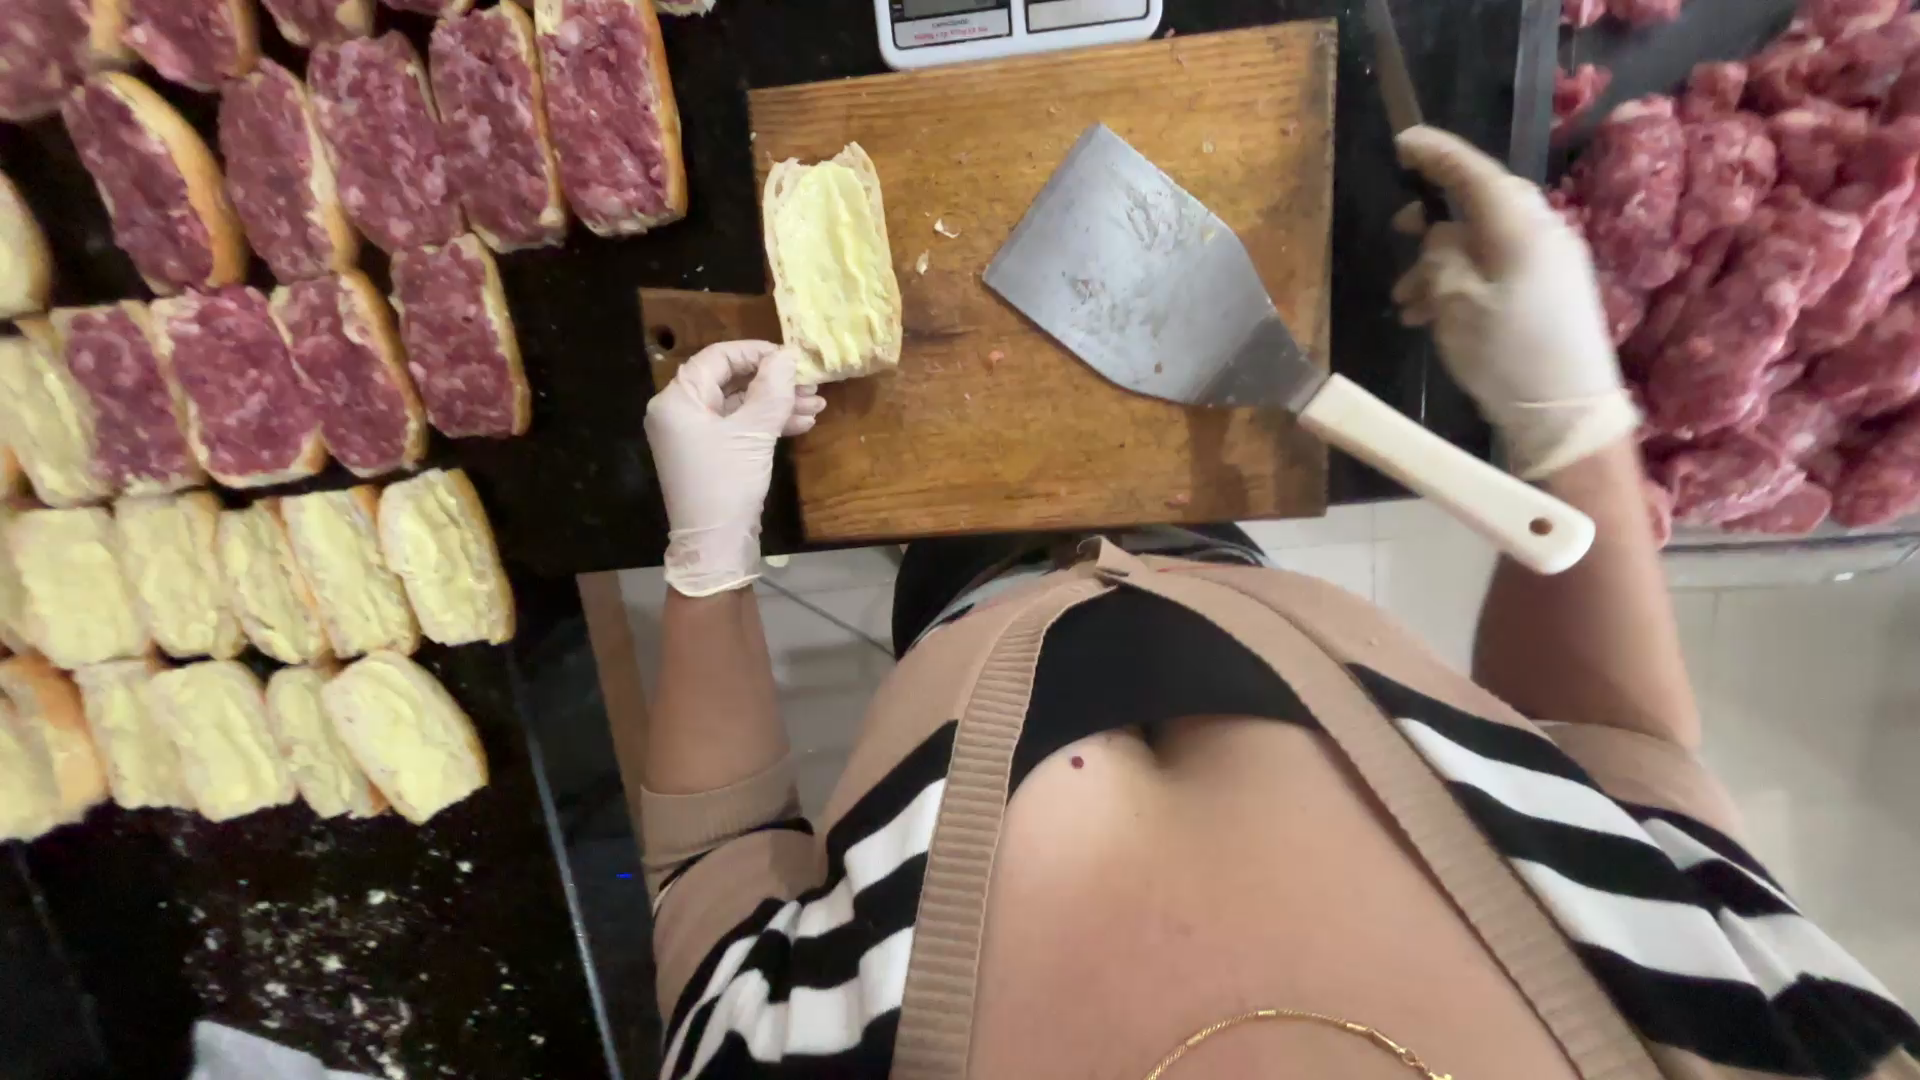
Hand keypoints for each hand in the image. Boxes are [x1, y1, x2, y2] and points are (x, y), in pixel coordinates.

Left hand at [644, 341, 825, 596]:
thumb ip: (771, 390)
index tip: (793, 358)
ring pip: (740, 407)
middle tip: (811, 385)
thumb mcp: (754, 434)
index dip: (756, 353)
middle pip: (730, 381)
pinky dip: (768, 424)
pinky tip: (801, 424)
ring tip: (816, 406)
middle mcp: (681, 413)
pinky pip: (740, 428)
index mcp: (678, 401)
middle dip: (774, 382)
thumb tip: (788, 356)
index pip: (717, 358)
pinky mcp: (711, 456)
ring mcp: (695, 436)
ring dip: (777, 404)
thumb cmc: (727, 484)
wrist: (715, 546)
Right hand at [1391, 126, 1638, 479]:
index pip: (1474, 175)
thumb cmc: (1506, 352)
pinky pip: (1488, 269)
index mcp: (1519, 229)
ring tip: (1404, 304)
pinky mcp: (1542, 290)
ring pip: (1476, 244)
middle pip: (1477, 208)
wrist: (1562, 407)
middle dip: (1432, 223)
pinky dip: (1454, 284)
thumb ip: (1441, 258)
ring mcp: (1543, 263)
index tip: (1403, 141)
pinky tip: (1427, 315)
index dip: (1436, 156)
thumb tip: (1438, 235)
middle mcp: (1537, 234)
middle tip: (1397, 234)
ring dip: (1435, 267)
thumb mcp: (1456, 303)